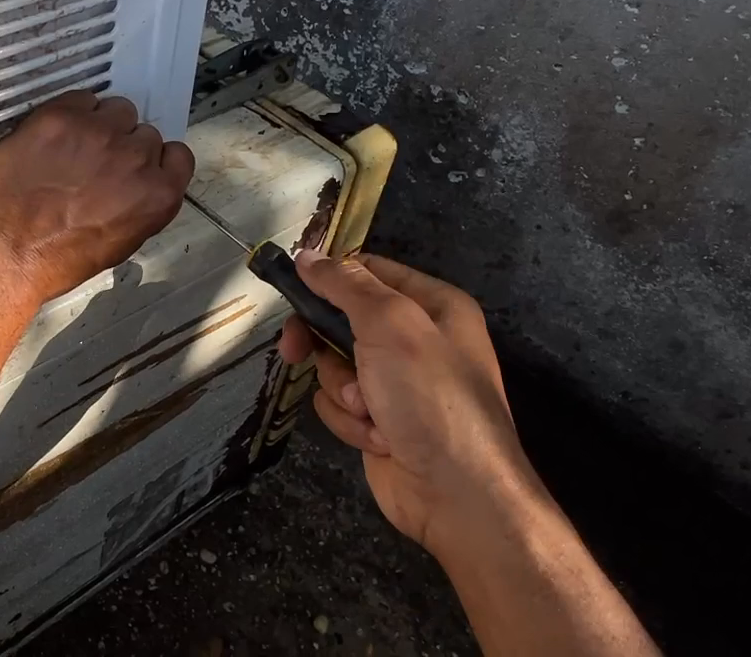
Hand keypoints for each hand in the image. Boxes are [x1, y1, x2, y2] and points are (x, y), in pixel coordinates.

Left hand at [0, 91, 194, 304]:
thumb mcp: (119, 244)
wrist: (3, 250)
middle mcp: (136, 158)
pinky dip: (70, 111)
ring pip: (115, 108)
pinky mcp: (60, 116)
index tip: (137, 164)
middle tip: (93, 162)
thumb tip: (131, 185)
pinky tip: (52, 135)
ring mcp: (98, 132)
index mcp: (158, 196)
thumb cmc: (55, 260)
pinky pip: (80, 98)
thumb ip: (138, 205)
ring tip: (72, 146)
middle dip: (122, 145)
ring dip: (100, 123)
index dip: (154, 159)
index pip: (177, 155)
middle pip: (143, 131)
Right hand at [278, 253, 551, 564]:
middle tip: (294, 349)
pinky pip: (339, 401)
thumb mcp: (389, 325)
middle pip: (340, 318)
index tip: (293, 286)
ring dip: (341, 388)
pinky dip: (348, 419)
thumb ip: (345, 285)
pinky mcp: (379, 418)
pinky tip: (376, 437)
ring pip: (333, 363)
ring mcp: (397, 382)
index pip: (367, 270)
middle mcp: (415, 339)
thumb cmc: (430, 398)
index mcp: (432, 305)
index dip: (329, 278)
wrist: (458, 496)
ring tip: (369, 411)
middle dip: (321, 341)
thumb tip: (308, 255)